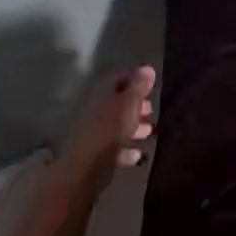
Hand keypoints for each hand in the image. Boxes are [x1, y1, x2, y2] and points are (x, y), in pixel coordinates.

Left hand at [59, 65, 155, 193]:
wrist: (84, 167)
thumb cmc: (109, 129)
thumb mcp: (129, 104)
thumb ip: (139, 87)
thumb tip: (148, 68)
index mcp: (100, 92)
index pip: (118, 77)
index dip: (135, 79)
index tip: (151, 86)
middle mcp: (93, 108)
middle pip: (117, 102)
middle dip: (136, 106)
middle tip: (151, 111)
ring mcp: (92, 131)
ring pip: (115, 125)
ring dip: (133, 127)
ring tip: (149, 132)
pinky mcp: (93, 153)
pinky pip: (112, 147)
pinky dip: (125, 149)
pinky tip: (137, 155)